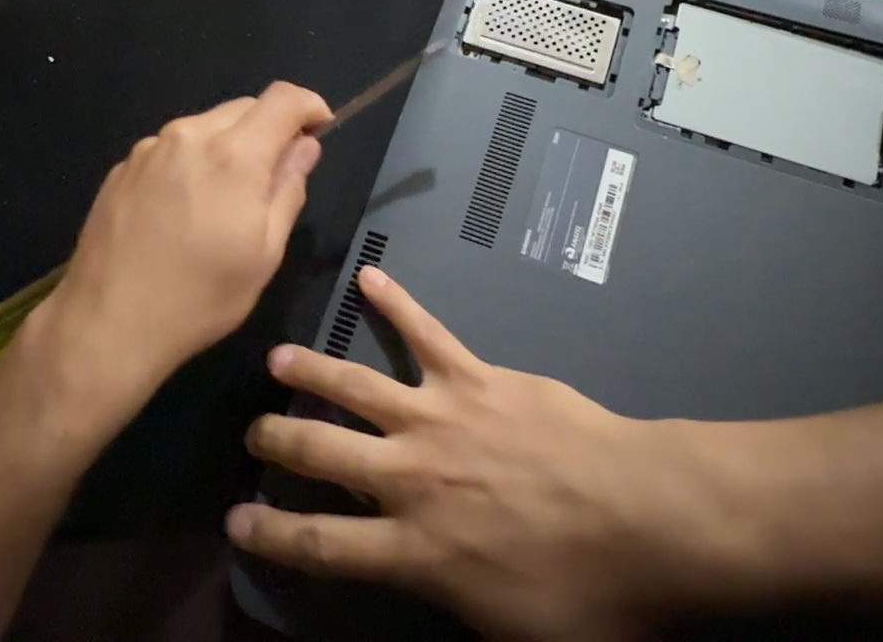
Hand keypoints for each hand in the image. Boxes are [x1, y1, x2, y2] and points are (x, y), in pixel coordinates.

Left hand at [29, 82, 331, 394]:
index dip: (310, 105)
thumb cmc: (200, 296)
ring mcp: (149, 149)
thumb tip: (305, 148)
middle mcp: (189, 136)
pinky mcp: (122, 167)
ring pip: (206, 126)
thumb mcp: (264, 252)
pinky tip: (183, 211)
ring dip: (229, 146)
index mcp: (233, 154)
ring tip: (224, 202)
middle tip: (274, 179)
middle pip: (244, 108)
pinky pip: (172, 148)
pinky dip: (193, 162)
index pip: (283, 98)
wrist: (107, 323)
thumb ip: (288, 188)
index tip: (320, 129)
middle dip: (270, 130)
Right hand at [228, 267, 752, 640]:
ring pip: (356, 387)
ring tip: (278, 359)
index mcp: (415, 550)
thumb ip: (456, 607)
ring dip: (312, 371)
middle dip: (277, 441)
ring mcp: (440, 418)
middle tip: (252, 433)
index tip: (235, 518)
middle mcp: (410, 478)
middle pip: (321, 453)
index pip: (319, 544)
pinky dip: (396, 302)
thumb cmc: (589, 595)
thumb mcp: (513, 636)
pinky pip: (426, 333)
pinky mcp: (475, 377)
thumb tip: (431, 587)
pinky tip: (371, 276)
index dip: (270, 533)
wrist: (647, 517)